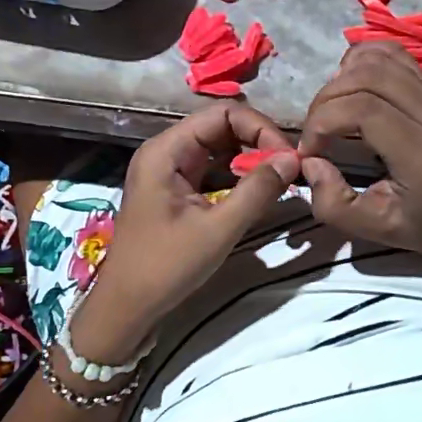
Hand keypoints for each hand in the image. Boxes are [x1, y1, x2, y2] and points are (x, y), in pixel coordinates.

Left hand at [72, 102, 299, 360]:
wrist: (127, 307)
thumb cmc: (166, 266)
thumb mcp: (218, 229)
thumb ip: (257, 190)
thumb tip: (293, 159)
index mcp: (167, 150)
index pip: (223, 113)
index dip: (259, 128)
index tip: (288, 157)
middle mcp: (168, 152)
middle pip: (222, 126)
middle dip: (259, 141)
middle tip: (289, 168)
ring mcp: (172, 171)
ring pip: (221, 148)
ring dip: (252, 158)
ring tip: (280, 178)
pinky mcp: (178, 191)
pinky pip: (215, 170)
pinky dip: (239, 175)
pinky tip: (259, 190)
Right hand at [298, 43, 421, 267]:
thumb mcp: (374, 230)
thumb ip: (334, 203)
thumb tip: (310, 162)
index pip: (366, 110)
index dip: (324, 120)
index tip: (309, 148)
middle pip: (372, 77)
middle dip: (328, 97)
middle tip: (314, 128)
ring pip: (385, 60)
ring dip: (344, 76)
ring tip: (328, 106)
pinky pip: (399, 58)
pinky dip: (365, 60)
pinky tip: (349, 83)